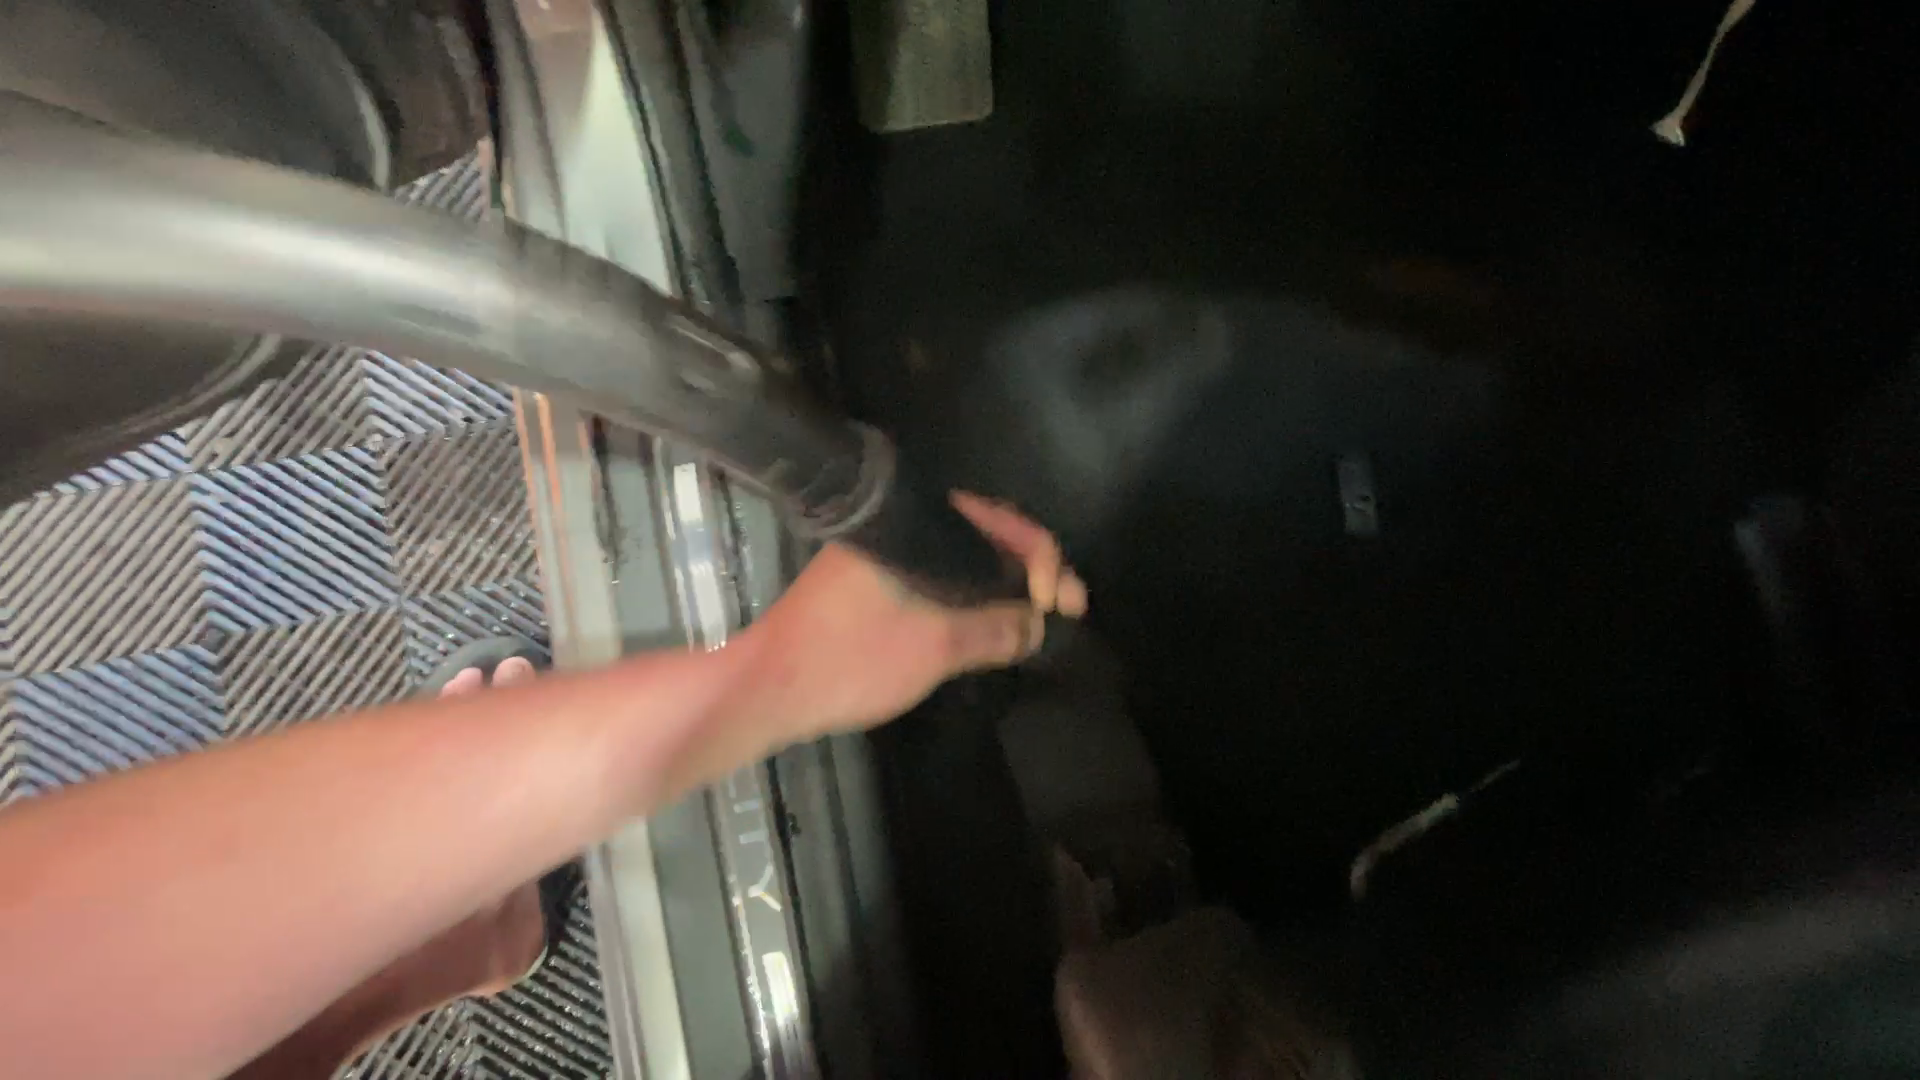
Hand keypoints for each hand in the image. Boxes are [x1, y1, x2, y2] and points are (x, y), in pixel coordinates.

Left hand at [731, 493, 1086, 741]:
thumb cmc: (850, 659)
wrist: (769, 688)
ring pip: (960, 562)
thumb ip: (995, 629)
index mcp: (912, 526)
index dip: (1041, 557)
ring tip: (1042, 616)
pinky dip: (970, 599)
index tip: (1064, 603)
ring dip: (1001, 587)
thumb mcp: (935, 646)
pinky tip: (994, 622)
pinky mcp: (877, 585)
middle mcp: (901, 530)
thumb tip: (1041, 625)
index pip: (997, 521)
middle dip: (1030, 570)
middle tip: (1066, 607)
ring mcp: (886, 557)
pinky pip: (939, 581)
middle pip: (982, 537)